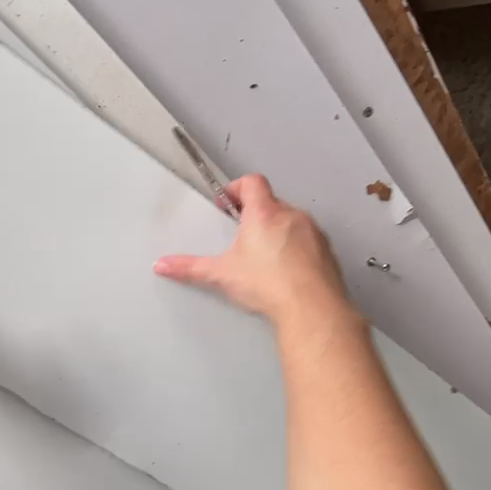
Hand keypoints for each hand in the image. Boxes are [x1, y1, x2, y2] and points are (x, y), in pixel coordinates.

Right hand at [153, 174, 349, 328]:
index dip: (237, 188)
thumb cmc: (268, 284)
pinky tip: (284, 270)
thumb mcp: (220, 275)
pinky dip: (295, 248)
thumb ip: (189, 268)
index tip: (227, 203)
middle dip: (254, 214)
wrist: (310, 307)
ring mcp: (312, 231)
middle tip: (240, 234)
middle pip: (270, 202)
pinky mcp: (326, 250)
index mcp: (264, 213)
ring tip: (262, 256)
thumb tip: (164, 265)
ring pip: (291, 220)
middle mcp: (291, 215)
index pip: (252, 182)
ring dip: (276, 230)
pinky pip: (307, 239)